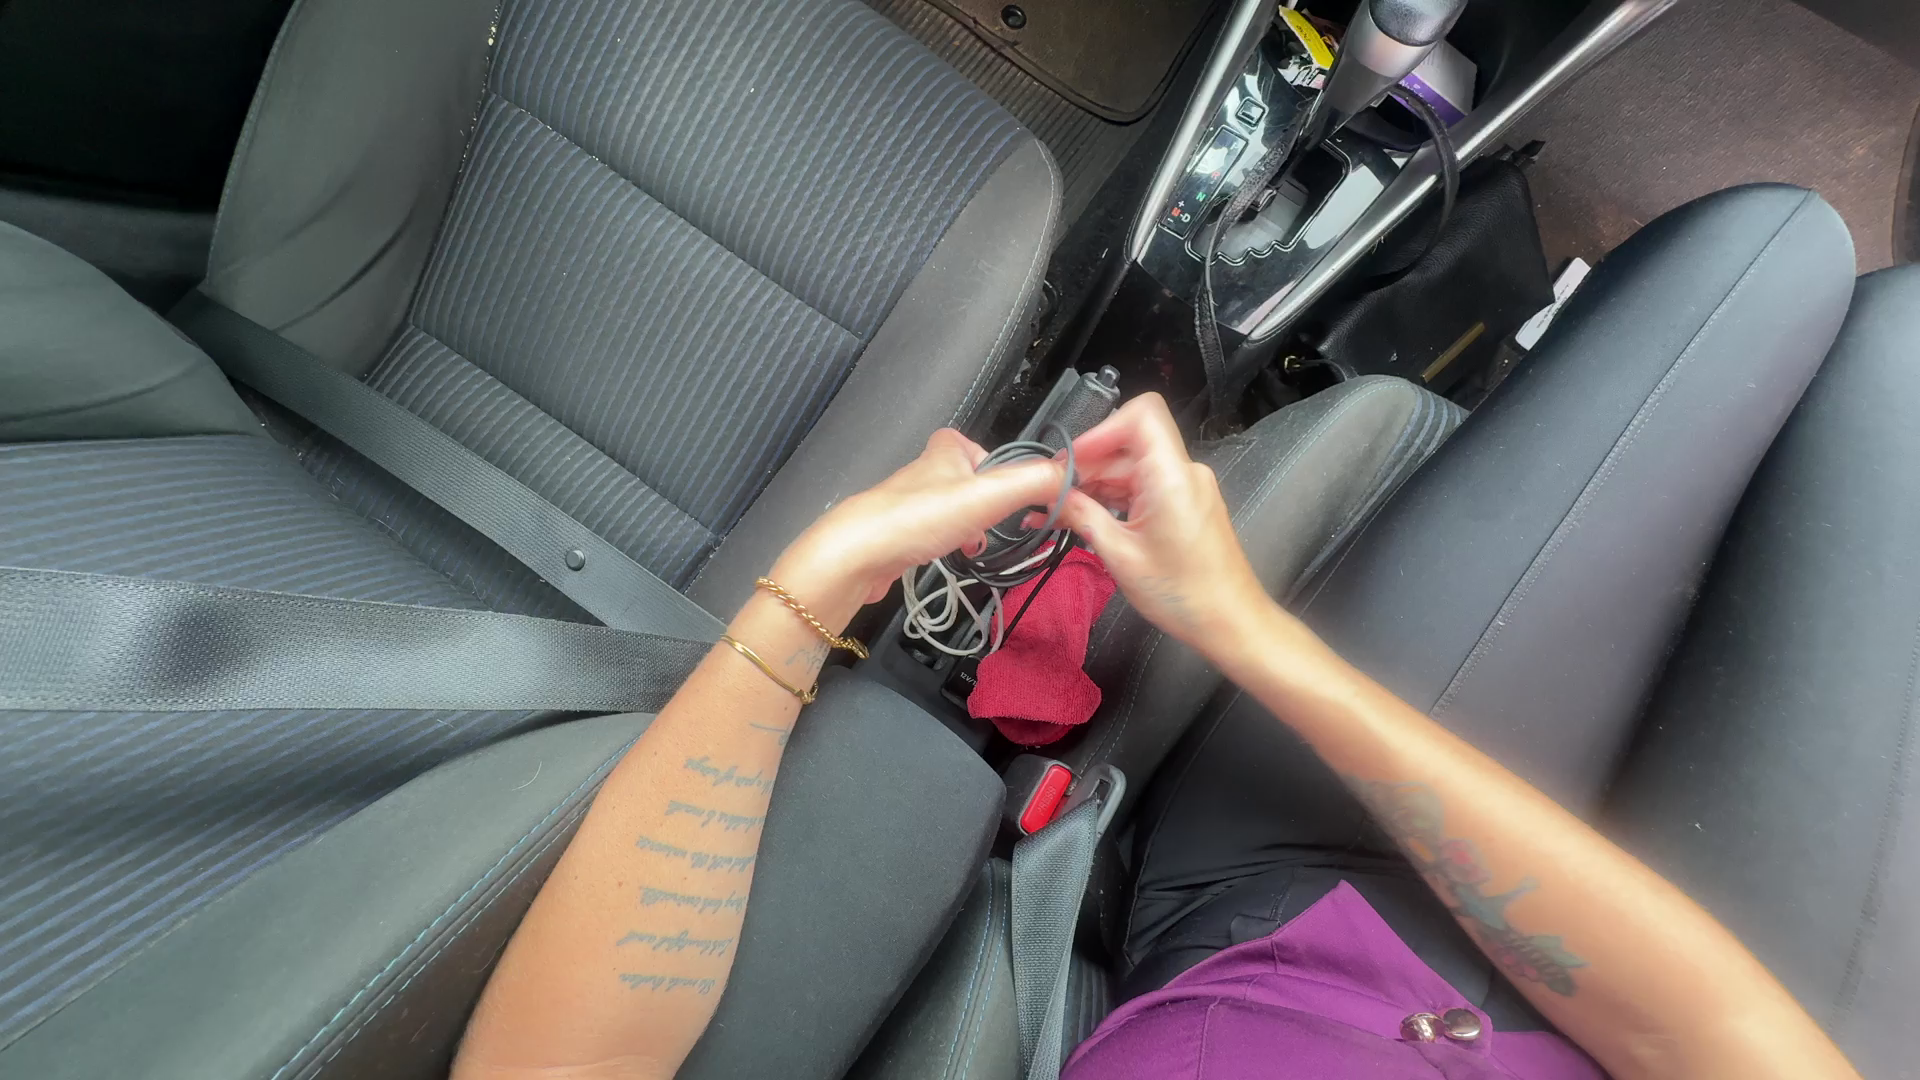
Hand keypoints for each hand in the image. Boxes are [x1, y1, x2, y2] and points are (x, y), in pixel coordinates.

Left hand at [770, 429, 1066, 630]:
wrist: (860, 553)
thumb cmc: (923, 516)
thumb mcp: (989, 494)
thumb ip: (1034, 483)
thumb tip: (1075, 479)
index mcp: (947, 448)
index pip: (988, 449)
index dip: (1007, 473)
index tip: (1018, 498)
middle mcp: (927, 469)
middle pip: (973, 482)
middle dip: (990, 507)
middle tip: (1000, 525)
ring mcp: (910, 501)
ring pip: (955, 510)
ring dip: (972, 528)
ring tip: (975, 545)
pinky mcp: (899, 532)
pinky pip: (936, 533)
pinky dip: (949, 544)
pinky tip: (952, 558)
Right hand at [1056, 393, 1272, 653]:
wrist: (1230, 622)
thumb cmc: (1183, 594)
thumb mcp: (1120, 555)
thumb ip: (1083, 516)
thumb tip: (1049, 494)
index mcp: (1171, 476)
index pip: (1141, 415)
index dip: (1099, 431)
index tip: (1069, 462)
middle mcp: (1182, 472)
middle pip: (1125, 446)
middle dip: (1084, 467)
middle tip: (1046, 496)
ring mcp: (1184, 486)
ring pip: (1128, 468)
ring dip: (1092, 486)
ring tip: (1054, 513)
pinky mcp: (1182, 502)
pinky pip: (1140, 486)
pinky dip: (1110, 499)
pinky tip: (1081, 518)